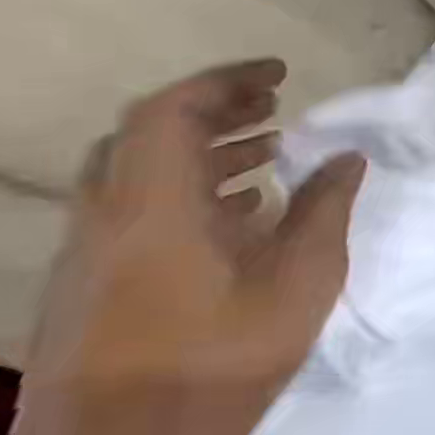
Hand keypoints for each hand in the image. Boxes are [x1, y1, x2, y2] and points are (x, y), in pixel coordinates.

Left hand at [12, 60, 365, 434]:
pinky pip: (134, 213)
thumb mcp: (302, 277)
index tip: (282, 76)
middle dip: (214, 109)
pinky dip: (185, 191)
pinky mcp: (88, 293)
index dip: (226, 80)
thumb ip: (326, 206)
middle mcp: (105, 223)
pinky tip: (239, 214)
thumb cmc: (219, 358)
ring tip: (268, 153)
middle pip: (144, 136)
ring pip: (136, 175)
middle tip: (274, 107)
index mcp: (150, 209)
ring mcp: (88, 260)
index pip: (170, 111)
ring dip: (203, 151)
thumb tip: (346, 157)